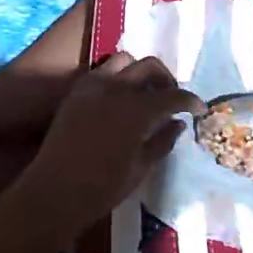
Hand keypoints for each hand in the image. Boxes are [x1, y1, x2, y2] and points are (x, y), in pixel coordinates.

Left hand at [0, 54, 201, 246]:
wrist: (54, 191)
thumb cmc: (102, 188)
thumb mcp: (141, 168)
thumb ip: (162, 141)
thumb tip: (177, 123)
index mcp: (137, 110)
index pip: (173, 95)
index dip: (190, 100)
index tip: (198, 108)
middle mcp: (117, 89)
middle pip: (149, 66)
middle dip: (166, 79)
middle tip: (171, 99)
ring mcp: (93, 86)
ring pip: (124, 61)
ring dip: (140, 71)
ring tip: (144, 93)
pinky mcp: (76, 91)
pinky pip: (102, 72)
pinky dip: (117, 77)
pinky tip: (120, 98)